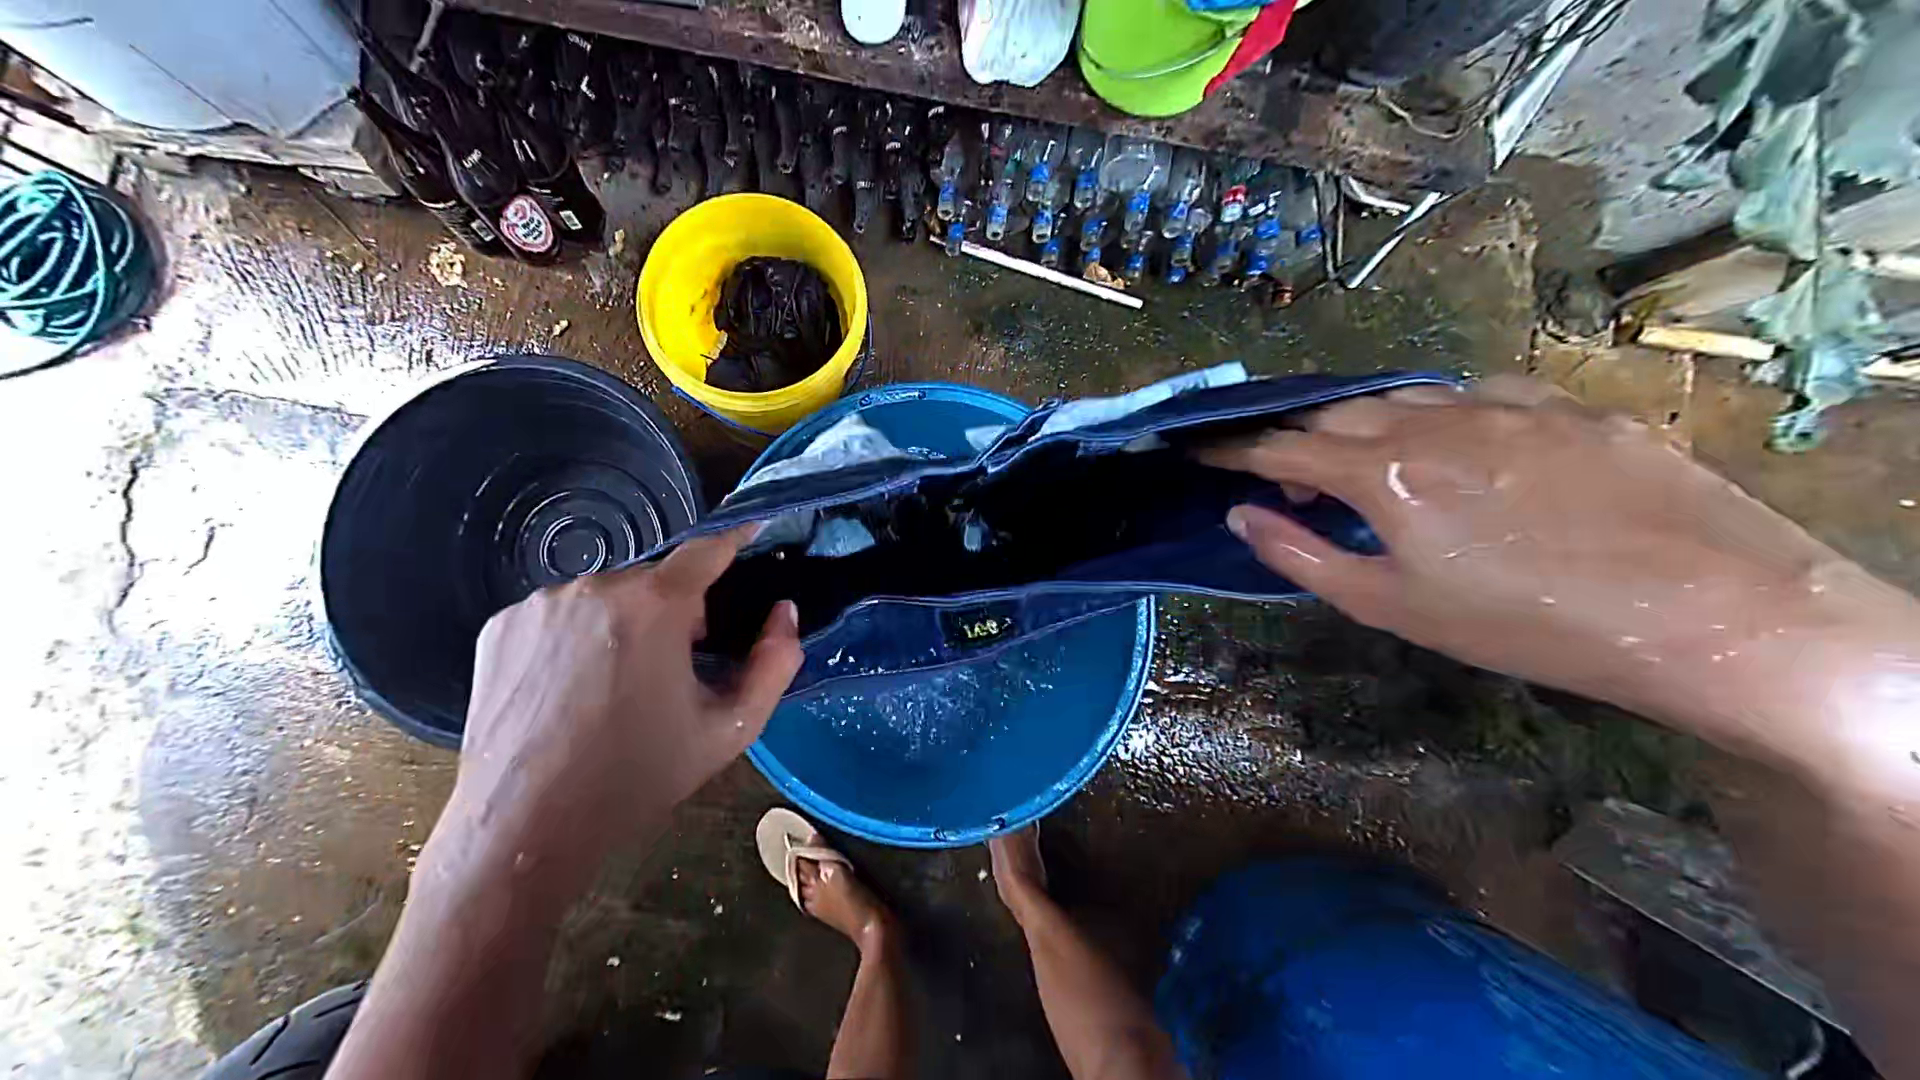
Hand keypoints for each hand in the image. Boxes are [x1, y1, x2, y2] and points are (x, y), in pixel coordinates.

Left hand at [427, 526, 802, 889]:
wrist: (524, 829)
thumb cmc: (639, 776)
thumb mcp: (731, 728)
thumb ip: (775, 662)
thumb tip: (784, 613)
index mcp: (656, 605)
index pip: (707, 549)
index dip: (735, 540)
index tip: (751, 534)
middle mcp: (595, 587)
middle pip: (656, 580)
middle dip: (677, 609)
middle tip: (677, 667)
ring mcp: (540, 604)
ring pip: (607, 596)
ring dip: (627, 621)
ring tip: (619, 684)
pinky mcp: (500, 626)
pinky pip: (560, 613)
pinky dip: (579, 634)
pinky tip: (572, 686)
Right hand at [1198, 376, 1913, 765]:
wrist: (1712, 617)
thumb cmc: (1521, 624)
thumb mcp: (1389, 605)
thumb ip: (1301, 554)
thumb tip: (1242, 514)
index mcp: (1384, 473)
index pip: (1282, 448)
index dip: (1234, 449)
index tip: (1201, 449)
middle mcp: (1435, 421)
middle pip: (1336, 413)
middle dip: (1298, 441)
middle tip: (1291, 483)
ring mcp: (1507, 405)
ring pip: (1402, 397)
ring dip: (1363, 425)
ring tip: (1365, 465)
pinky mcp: (1568, 407)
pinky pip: (1475, 395)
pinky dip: (1436, 415)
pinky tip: (1452, 446)